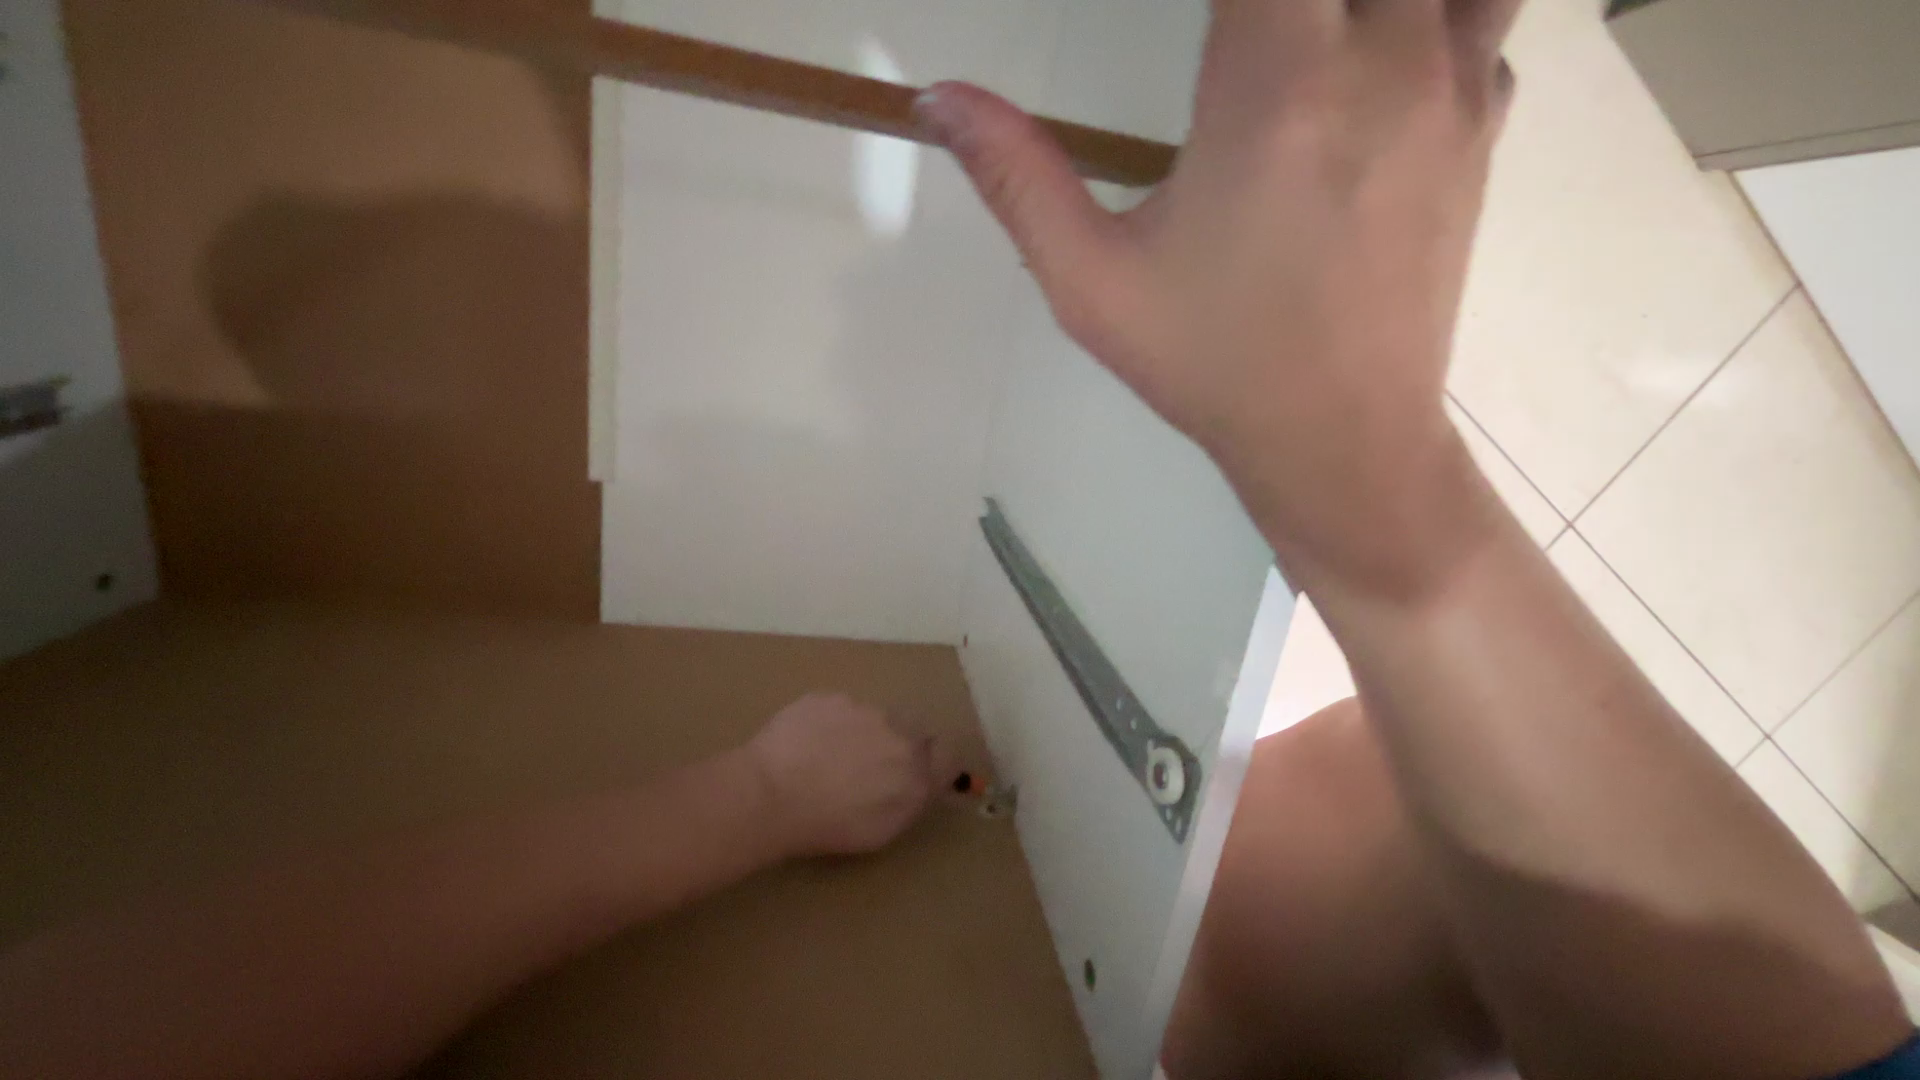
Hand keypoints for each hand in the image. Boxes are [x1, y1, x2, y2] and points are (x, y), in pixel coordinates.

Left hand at [745, 694, 935, 856]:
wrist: (770, 794)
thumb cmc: (826, 825)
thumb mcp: (880, 831)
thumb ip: (911, 801)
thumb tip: (922, 783)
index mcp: (916, 772)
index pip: (948, 756)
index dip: (935, 763)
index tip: (918, 772)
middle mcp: (899, 733)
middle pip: (914, 730)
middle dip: (899, 745)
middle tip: (867, 767)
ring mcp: (864, 709)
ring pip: (876, 716)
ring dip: (864, 731)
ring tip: (829, 757)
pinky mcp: (831, 697)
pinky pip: (840, 708)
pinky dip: (831, 722)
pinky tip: (807, 744)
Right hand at [916, 0, 1523, 600]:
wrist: (1340, 438)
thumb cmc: (1208, 364)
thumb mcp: (1091, 283)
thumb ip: (1017, 178)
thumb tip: (940, 98)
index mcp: (1273, 81)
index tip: (1188, 26)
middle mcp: (1382, 52)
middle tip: (1229, 44)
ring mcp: (1452, 85)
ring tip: (1302, 46)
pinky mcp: (1484, 129)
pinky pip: (1477, 16)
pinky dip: (1428, 13)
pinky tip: (1373, 64)